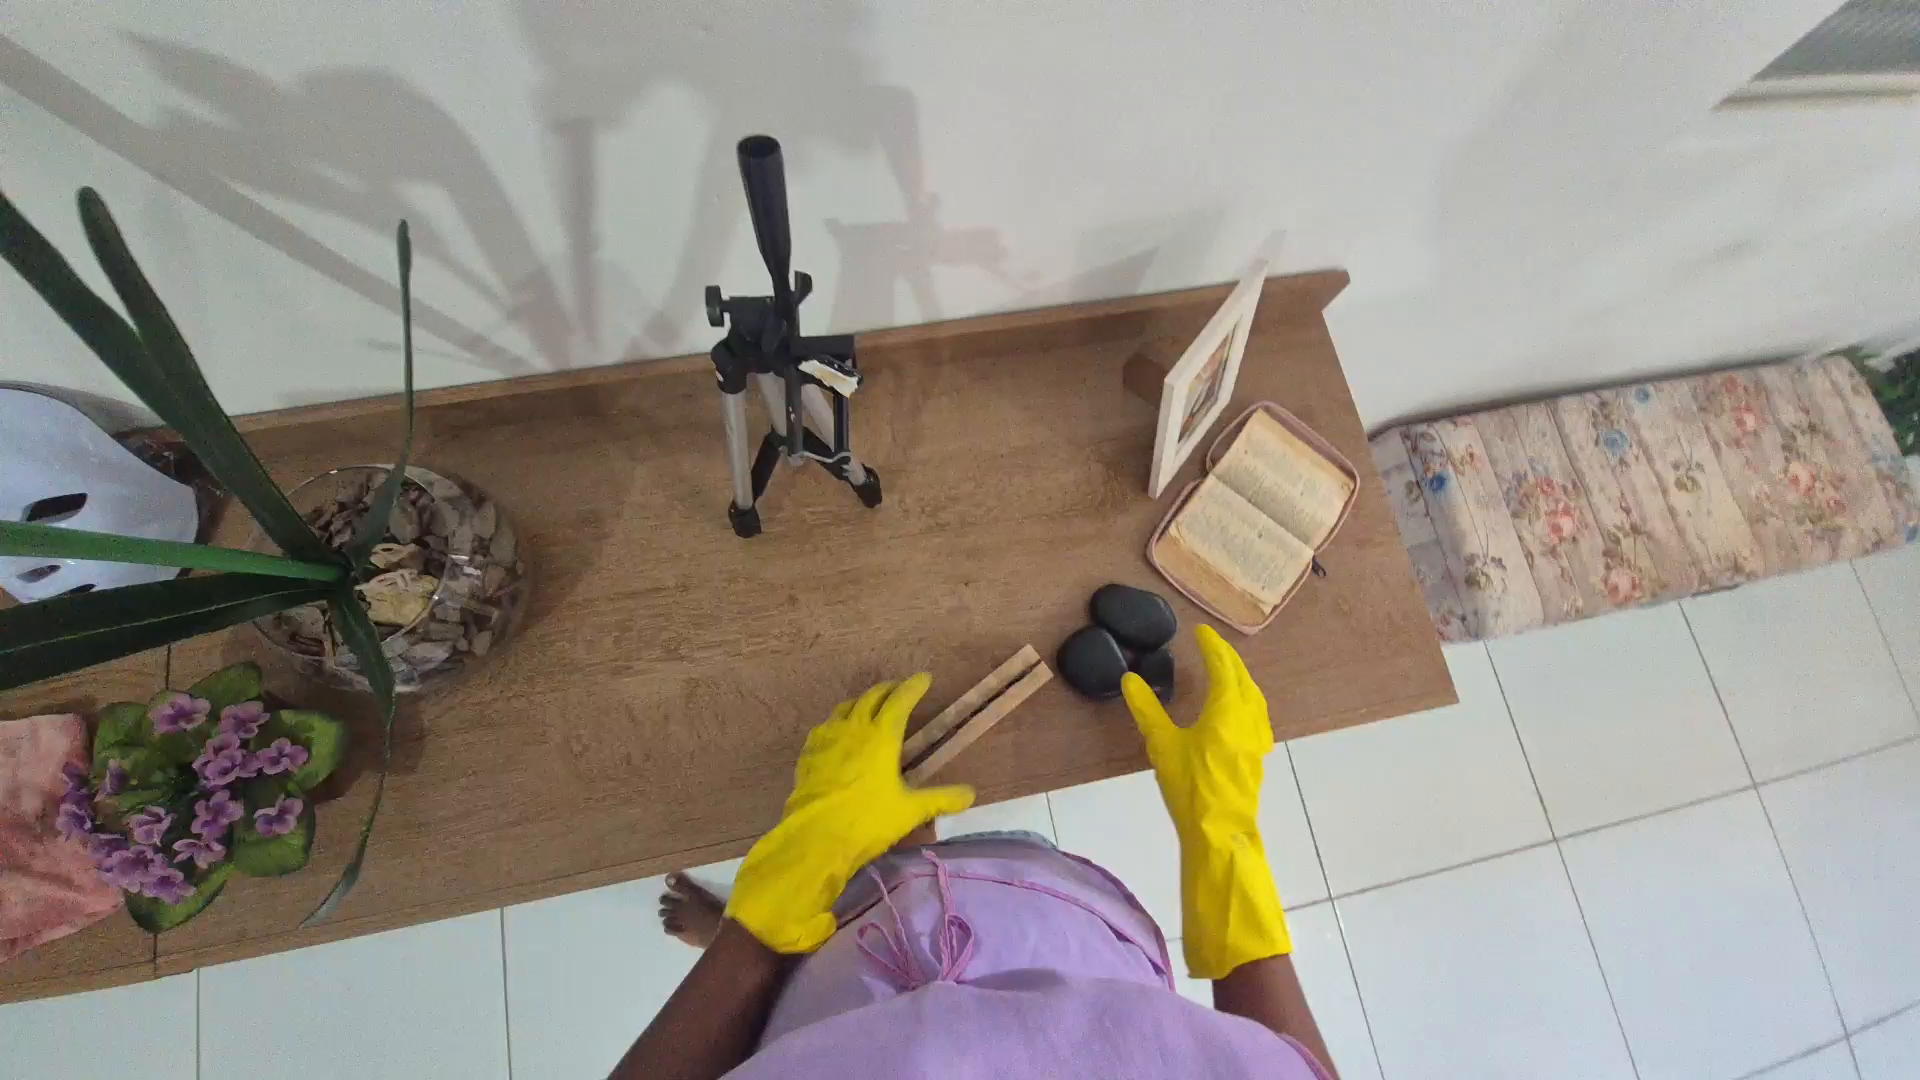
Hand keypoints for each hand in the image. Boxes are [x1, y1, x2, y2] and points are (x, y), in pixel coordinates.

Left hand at [725, 676, 974, 952]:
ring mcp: (827, 739)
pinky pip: (824, 728)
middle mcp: (854, 728)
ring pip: (845, 708)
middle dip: (888, 689)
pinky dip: (837, 723)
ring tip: (869, 706)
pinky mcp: (808, 754)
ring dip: (861, 702)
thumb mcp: (910, 811)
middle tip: (898, 689)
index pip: (900, 701)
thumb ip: (941, 799)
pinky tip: (837, 734)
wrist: (815, 838)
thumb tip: (970, 794)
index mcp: (882, 736)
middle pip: (872, 697)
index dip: (913, 687)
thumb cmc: (867, 821)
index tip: (924, 678)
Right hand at [1121, 625, 1291, 978]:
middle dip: (1228, 658)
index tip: (1200, 631)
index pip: (1223, 667)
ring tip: (1226, 669)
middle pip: (1243, 678)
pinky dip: (1247, 699)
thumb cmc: (1191, 786)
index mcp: (1227, 710)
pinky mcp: (1256, 756)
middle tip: (1211, 643)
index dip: (1212, 646)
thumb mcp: (1161, 744)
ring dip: (1240, 677)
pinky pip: (1257, 715)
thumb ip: (1147, 709)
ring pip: (1254, 696)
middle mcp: (1248, 719)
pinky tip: (1239, 710)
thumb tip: (1130, 678)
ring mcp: (1256, 739)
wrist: (1220, 833)